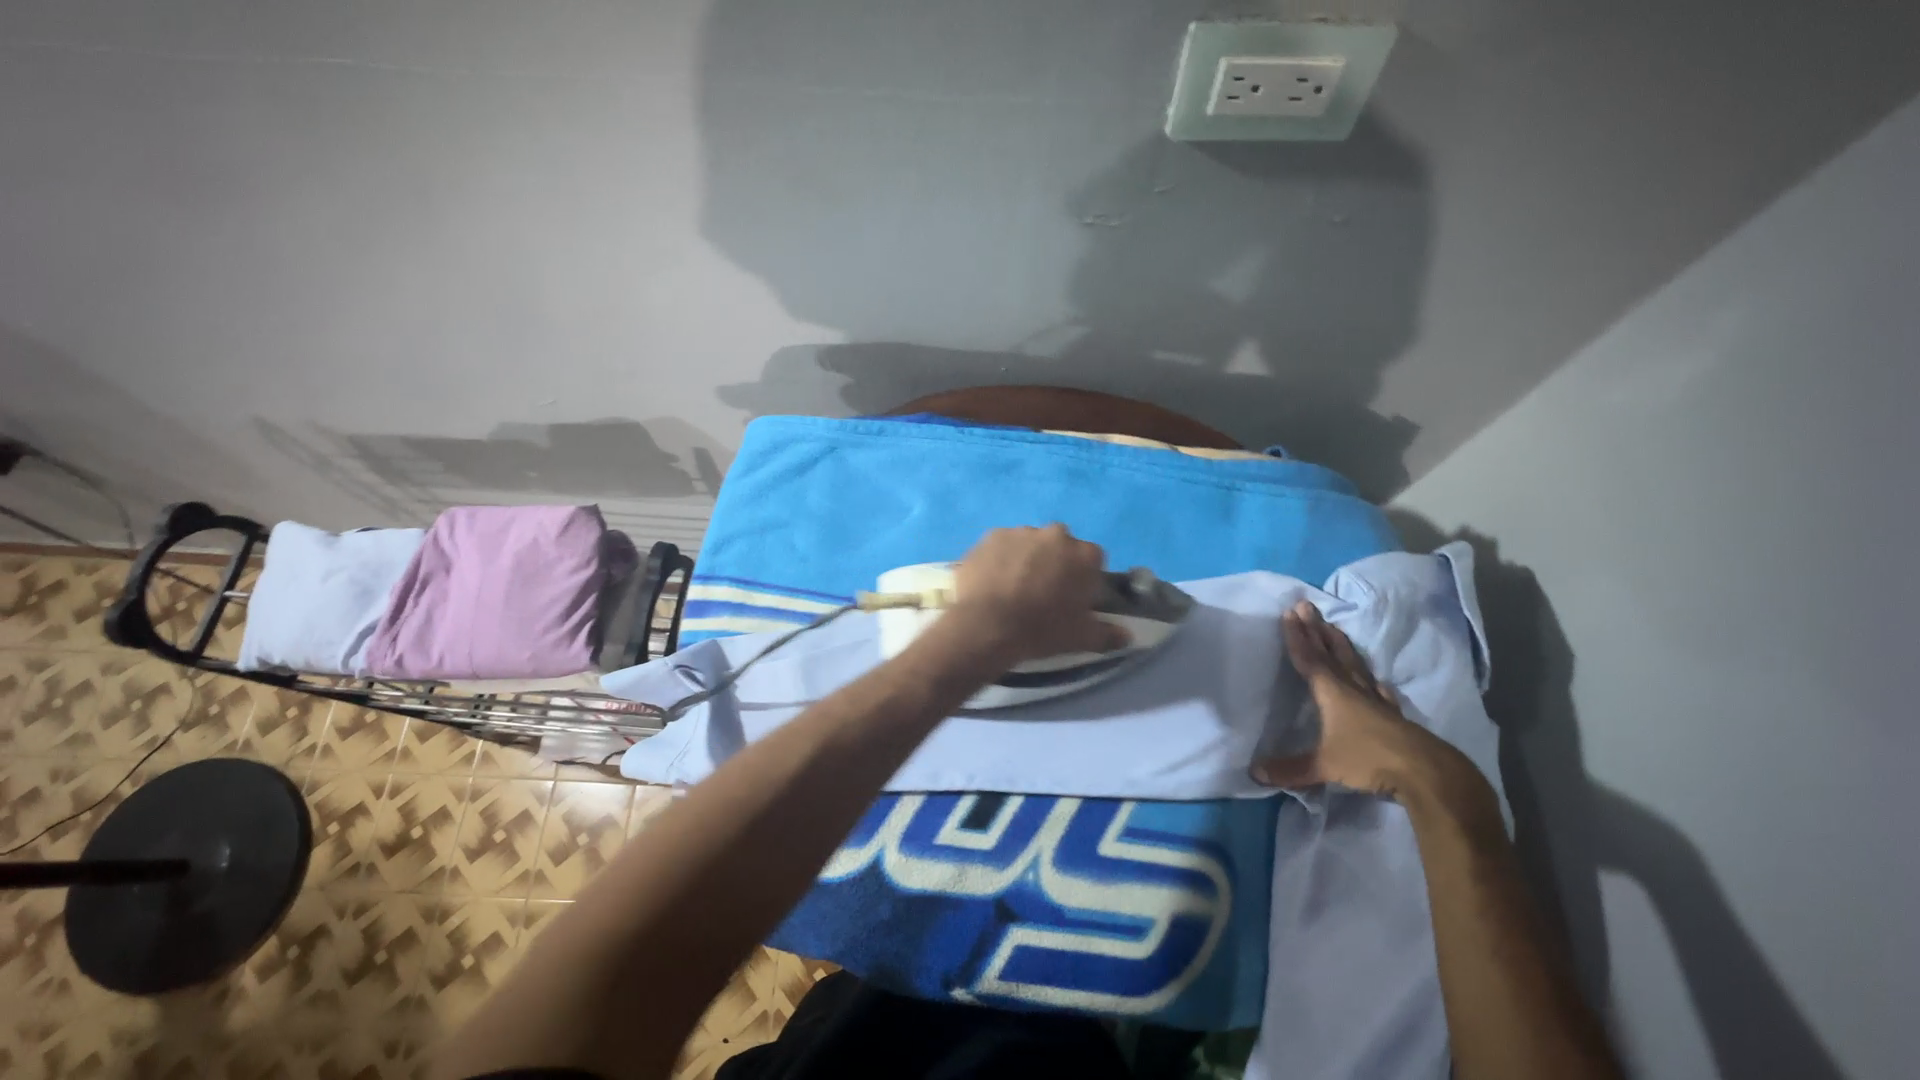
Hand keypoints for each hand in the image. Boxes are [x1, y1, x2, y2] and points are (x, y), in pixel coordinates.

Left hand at [943, 525, 1129, 665]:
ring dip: (1027, 560)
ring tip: (1013, 590)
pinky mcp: (991, 536)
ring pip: (1030, 545)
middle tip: (1042, 594)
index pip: (1093, 561)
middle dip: (1055, 565)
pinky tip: (992, 583)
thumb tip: (1127, 635)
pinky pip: (1002, 547)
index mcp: (1085, 555)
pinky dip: (1000, 560)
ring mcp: (1022, 532)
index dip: (1083, 579)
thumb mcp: (1080, 638)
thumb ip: (1108, 634)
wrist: (987, 625)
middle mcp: (1056, 535)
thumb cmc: (1042, 629)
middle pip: (1061, 547)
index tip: (1072, 598)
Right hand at [1251, 600, 1448, 798]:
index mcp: (1333, 694)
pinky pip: (1379, 691)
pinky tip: (1377, 681)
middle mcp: (1354, 690)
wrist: (1422, 771)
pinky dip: (1373, 682)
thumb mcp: (1323, 765)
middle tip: (1308, 606)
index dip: (1297, 638)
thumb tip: (1255, 772)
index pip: (1310, 660)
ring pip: (1356, 666)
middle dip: (1317, 631)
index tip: (1290, 613)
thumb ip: (1290, 768)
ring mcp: (1376, 701)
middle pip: (1332, 654)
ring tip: (1335, 629)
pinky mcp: (1393, 716)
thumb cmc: (1368, 759)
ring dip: (1342, 646)